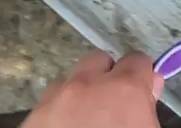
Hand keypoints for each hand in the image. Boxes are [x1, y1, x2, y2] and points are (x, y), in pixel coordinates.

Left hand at [21, 50, 163, 127]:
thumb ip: (150, 114)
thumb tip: (150, 92)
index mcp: (124, 92)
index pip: (139, 62)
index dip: (143, 80)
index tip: (144, 99)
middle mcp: (87, 85)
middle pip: (100, 61)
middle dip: (108, 80)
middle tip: (113, 114)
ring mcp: (54, 101)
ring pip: (70, 81)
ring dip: (79, 97)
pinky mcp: (30, 121)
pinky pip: (47, 106)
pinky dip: (57, 117)